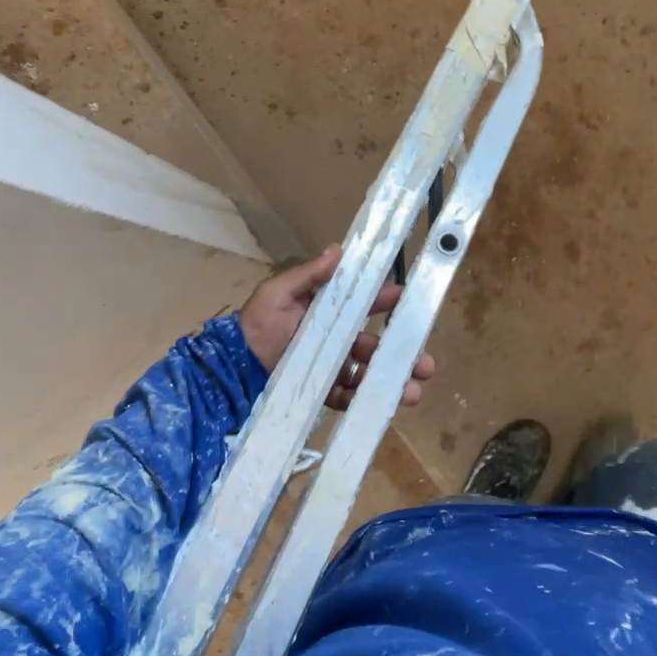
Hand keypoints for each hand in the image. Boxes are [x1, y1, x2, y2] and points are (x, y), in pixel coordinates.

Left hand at [239, 245, 437, 409]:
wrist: (230, 368)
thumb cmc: (255, 324)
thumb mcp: (277, 292)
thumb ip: (308, 275)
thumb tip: (338, 249)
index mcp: (327, 311)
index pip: (364, 304)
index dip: (388, 302)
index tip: (408, 301)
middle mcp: (334, 339)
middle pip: (375, 345)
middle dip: (402, 352)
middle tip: (425, 362)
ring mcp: (329, 368)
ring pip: (368, 374)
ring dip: (391, 381)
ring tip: (412, 392)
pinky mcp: (320, 393)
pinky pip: (346, 397)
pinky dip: (362, 401)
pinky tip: (376, 406)